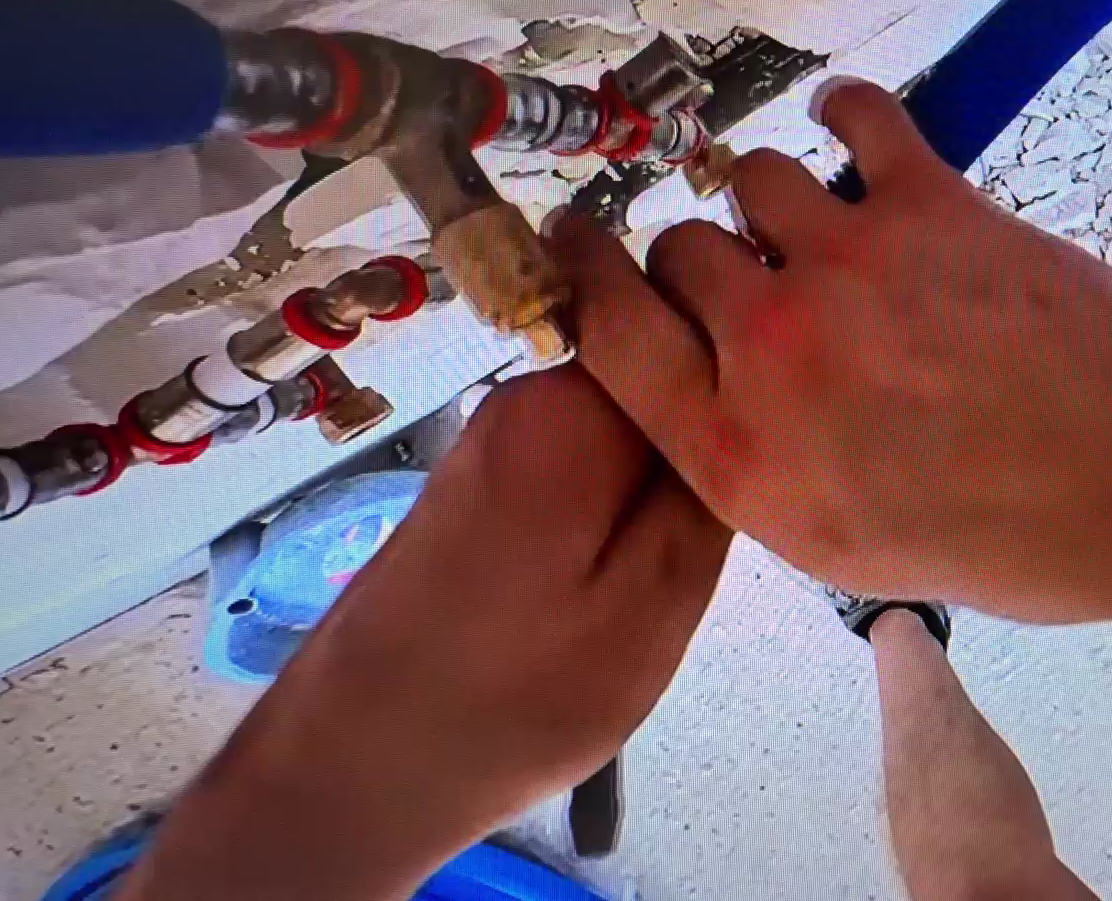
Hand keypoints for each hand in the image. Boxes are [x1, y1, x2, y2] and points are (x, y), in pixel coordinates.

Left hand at [117, 364, 729, 900]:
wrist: (355, 765)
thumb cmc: (514, 696)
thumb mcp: (651, 605)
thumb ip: (706, 494)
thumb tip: (736, 415)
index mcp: (571, 409)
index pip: (691, 346)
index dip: (736, 395)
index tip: (755, 464)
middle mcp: (528, 395)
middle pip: (660, 378)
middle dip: (699, 440)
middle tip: (707, 529)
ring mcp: (503, 429)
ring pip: (629, 420)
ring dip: (659, 476)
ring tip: (659, 556)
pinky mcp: (490, 468)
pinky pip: (590, 452)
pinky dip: (617, 495)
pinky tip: (610, 563)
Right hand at [549, 80, 1111, 623]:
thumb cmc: (1005, 538)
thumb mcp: (845, 545)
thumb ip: (756, 462)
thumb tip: (721, 388)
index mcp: (742, 455)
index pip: (612, 338)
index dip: (584, 281)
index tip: (576, 247)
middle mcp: (771, 353)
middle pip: (678, 252)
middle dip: (703, 261)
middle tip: (752, 278)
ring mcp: (844, 266)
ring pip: (752, 179)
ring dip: (772, 199)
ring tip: (817, 224)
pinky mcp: (923, 204)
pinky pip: (854, 119)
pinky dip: (846, 116)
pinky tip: (849, 130)